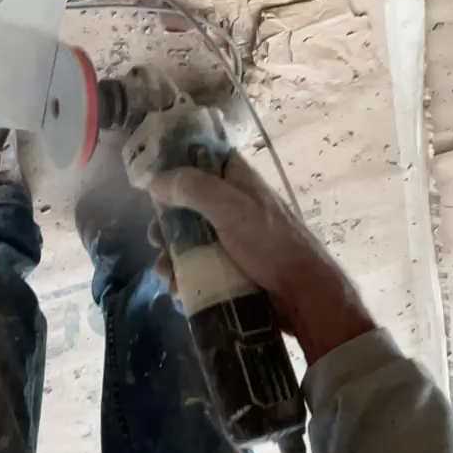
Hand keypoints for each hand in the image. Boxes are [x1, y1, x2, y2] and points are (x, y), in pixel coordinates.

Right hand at [149, 156, 376, 365]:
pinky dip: (185, 274)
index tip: (149, 184)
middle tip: (156, 240)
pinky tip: (177, 289)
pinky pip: (198, 262)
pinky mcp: (230, 262)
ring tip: (166, 275)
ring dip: (171, 255)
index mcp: (234, 176)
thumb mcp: (230, 207)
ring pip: (188, 236)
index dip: (172, 167)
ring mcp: (230, 233)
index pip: (197, 158)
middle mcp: (230, 200)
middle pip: (185, 202)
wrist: (304, 295)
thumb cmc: (270, 241)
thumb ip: (192, 188)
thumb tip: (155, 181)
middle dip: (166, 224)